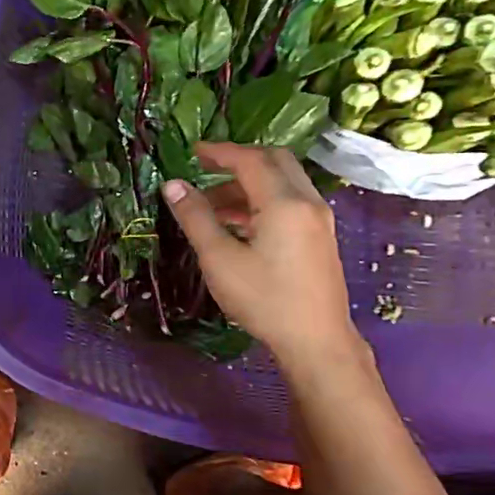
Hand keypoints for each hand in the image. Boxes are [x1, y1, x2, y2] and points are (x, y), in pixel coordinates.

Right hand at [160, 142, 359, 365]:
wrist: (316, 342)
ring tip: (212, 205)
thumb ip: (196, 218)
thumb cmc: (264, 301)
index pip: (249, 160)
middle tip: (206, 169)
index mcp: (284, 202)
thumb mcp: (220, 260)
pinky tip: (238, 224)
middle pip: (274, 161)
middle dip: (238, 160)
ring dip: (249, 184)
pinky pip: (291, 202)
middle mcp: (307, 202)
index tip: (192, 152)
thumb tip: (173, 185)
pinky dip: (263, 201)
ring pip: (284, 182)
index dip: (219, 152)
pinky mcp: (321, 236)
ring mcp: (319, 219)